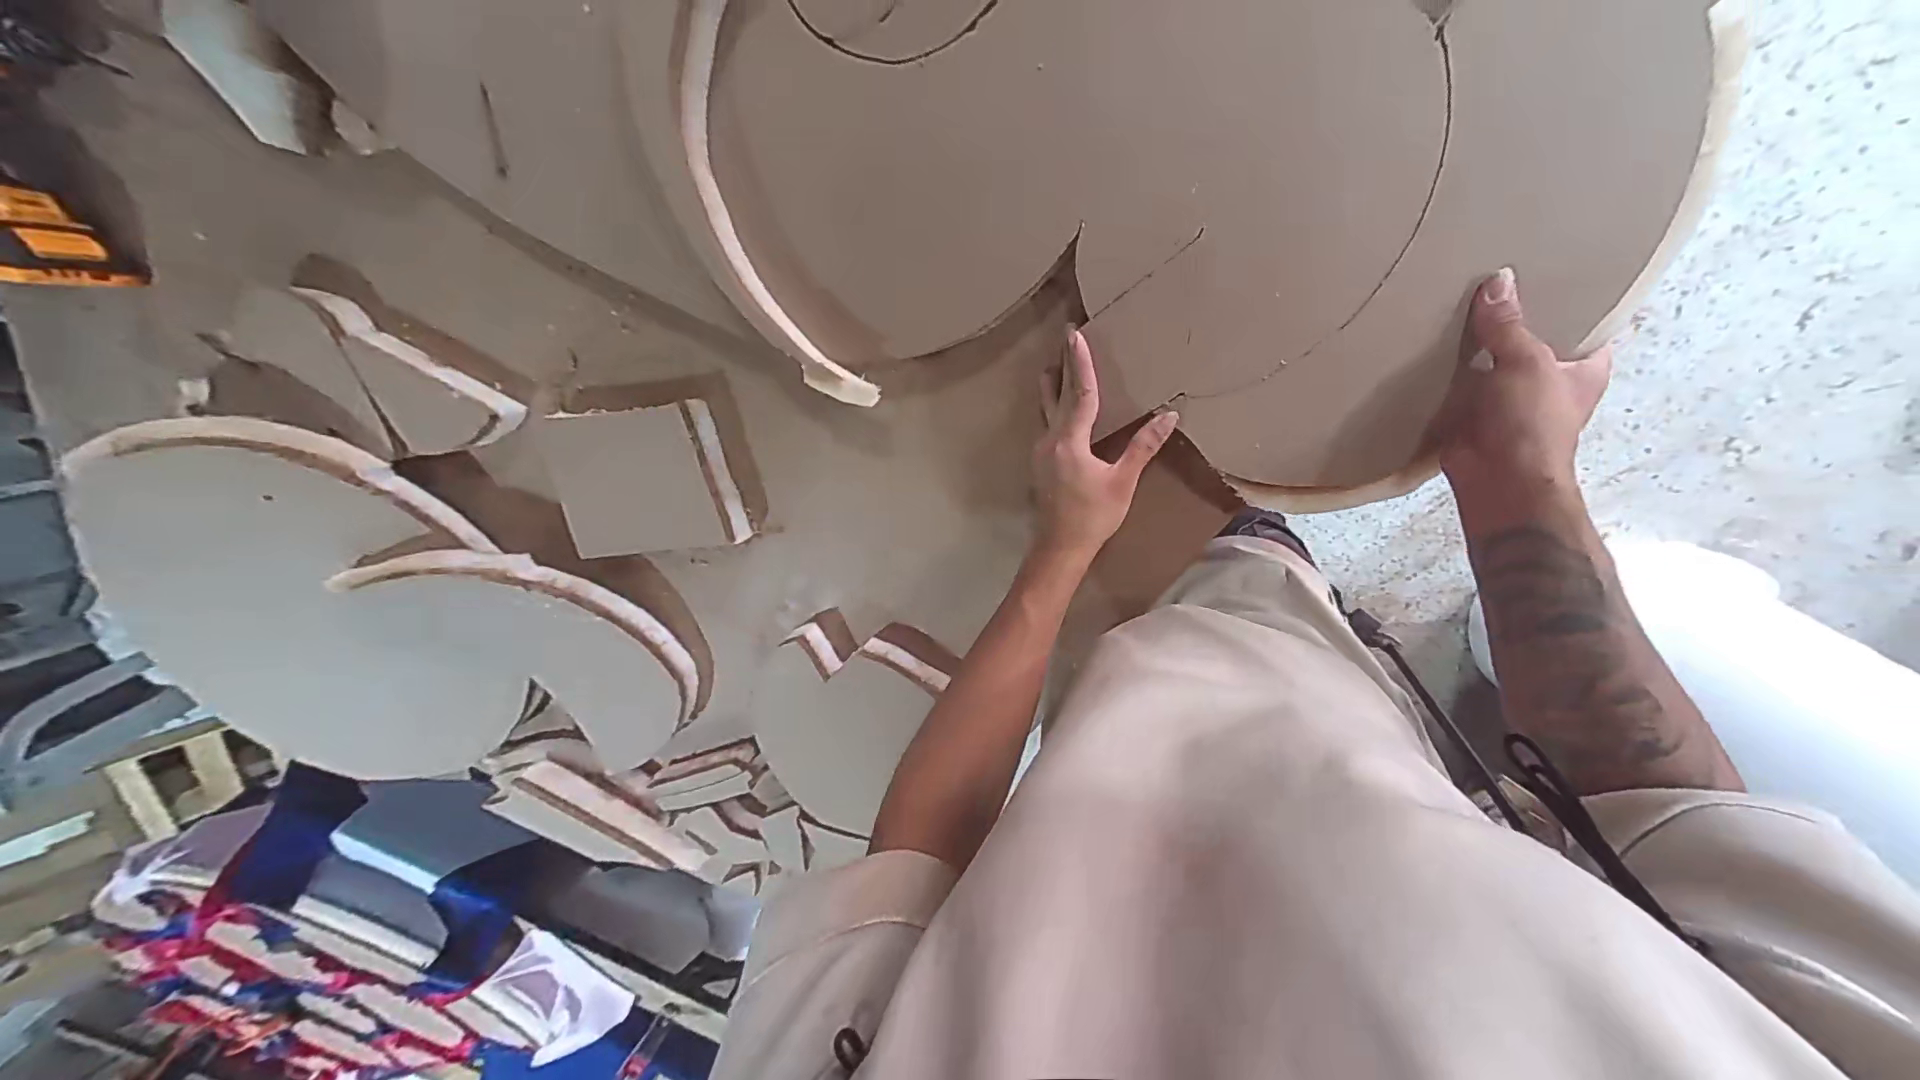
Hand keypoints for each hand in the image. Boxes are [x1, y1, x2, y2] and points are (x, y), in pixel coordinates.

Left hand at [1032, 329, 1178, 558]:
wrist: (1059, 548)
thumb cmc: (1093, 517)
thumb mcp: (1122, 482)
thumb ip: (1142, 447)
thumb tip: (1168, 416)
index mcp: (1069, 442)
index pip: (1080, 394)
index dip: (1081, 363)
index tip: (1076, 335)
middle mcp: (1049, 441)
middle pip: (1057, 395)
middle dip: (1064, 364)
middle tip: (1065, 336)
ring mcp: (1040, 452)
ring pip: (1046, 410)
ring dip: (1054, 385)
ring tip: (1056, 363)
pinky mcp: (1040, 463)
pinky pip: (1047, 425)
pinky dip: (1054, 407)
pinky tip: (1058, 408)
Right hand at [1432, 268, 1612, 492]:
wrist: (1496, 479)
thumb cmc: (1532, 422)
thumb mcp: (1526, 362)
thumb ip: (1508, 324)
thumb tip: (1497, 280)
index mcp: (1583, 365)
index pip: (1582, 320)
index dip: (1567, 296)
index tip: (1545, 267)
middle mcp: (1547, 379)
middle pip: (1528, 337)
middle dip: (1508, 317)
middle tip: (1484, 279)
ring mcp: (1507, 397)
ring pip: (1490, 360)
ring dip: (1471, 344)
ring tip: (1448, 304)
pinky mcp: (1471, 412)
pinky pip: (1457, 383)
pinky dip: (1444, 370)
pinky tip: (1426, 346)